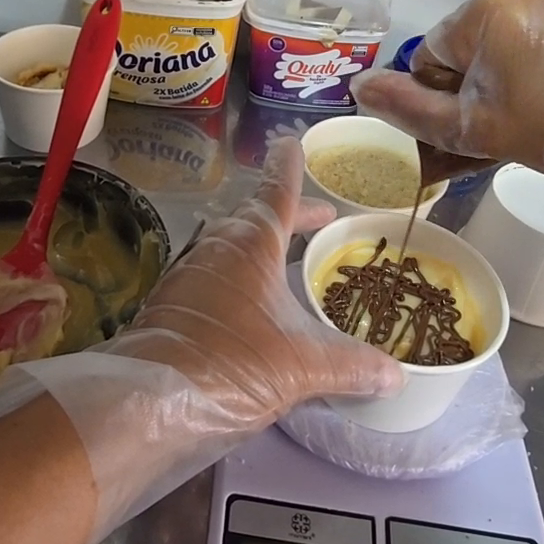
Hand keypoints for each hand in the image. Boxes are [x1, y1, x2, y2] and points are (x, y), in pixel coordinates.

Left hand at [109, 137, 403, 422]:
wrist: (144, 401)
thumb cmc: (229, 365)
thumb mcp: (301, 367)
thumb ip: (352, 366)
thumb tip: (399, 376)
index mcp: (250, 245)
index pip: (276, 193)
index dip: (289, 168)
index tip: (292, 142)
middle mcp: (216, 248)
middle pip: (257, 219)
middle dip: (291, 216)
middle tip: (321, 217)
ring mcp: (188, 274)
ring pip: (231, 246)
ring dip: (262, 247)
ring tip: (287, 261)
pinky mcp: (171, 305)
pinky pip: (213, 274)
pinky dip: (239, 277)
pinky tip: (250, 306)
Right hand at [353, 0, 543, 178]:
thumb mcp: (488, 133)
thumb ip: (416, 111)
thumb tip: (359, 86)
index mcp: (484, 11)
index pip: (433, 56)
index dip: (457, 96)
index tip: (499, 121)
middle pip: (473, 33)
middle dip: (490, 70)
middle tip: (536, 110)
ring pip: (513, 18)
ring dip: (523, 48)